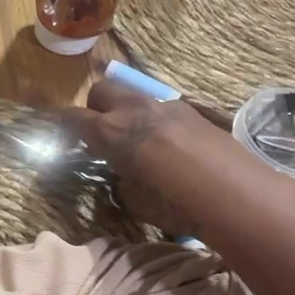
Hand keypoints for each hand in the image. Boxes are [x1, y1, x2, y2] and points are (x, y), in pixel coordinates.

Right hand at [55, 79, 211, 234]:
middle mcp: (134, 109)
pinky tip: (170, 146)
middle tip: (100, 134)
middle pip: (101, 91)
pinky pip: (162, 108)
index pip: (71, 118)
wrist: (236, 193)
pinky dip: (156, 121)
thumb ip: (119, 179)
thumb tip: (120, 173)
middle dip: (94, 107)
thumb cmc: (174, 203)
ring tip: (138, 139)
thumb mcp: (133, 200)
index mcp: (110, 131)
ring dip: (127, 111)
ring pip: (134, 95)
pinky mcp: (192, 111)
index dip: (60, 124)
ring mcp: (166, 105)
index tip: (58, 132)